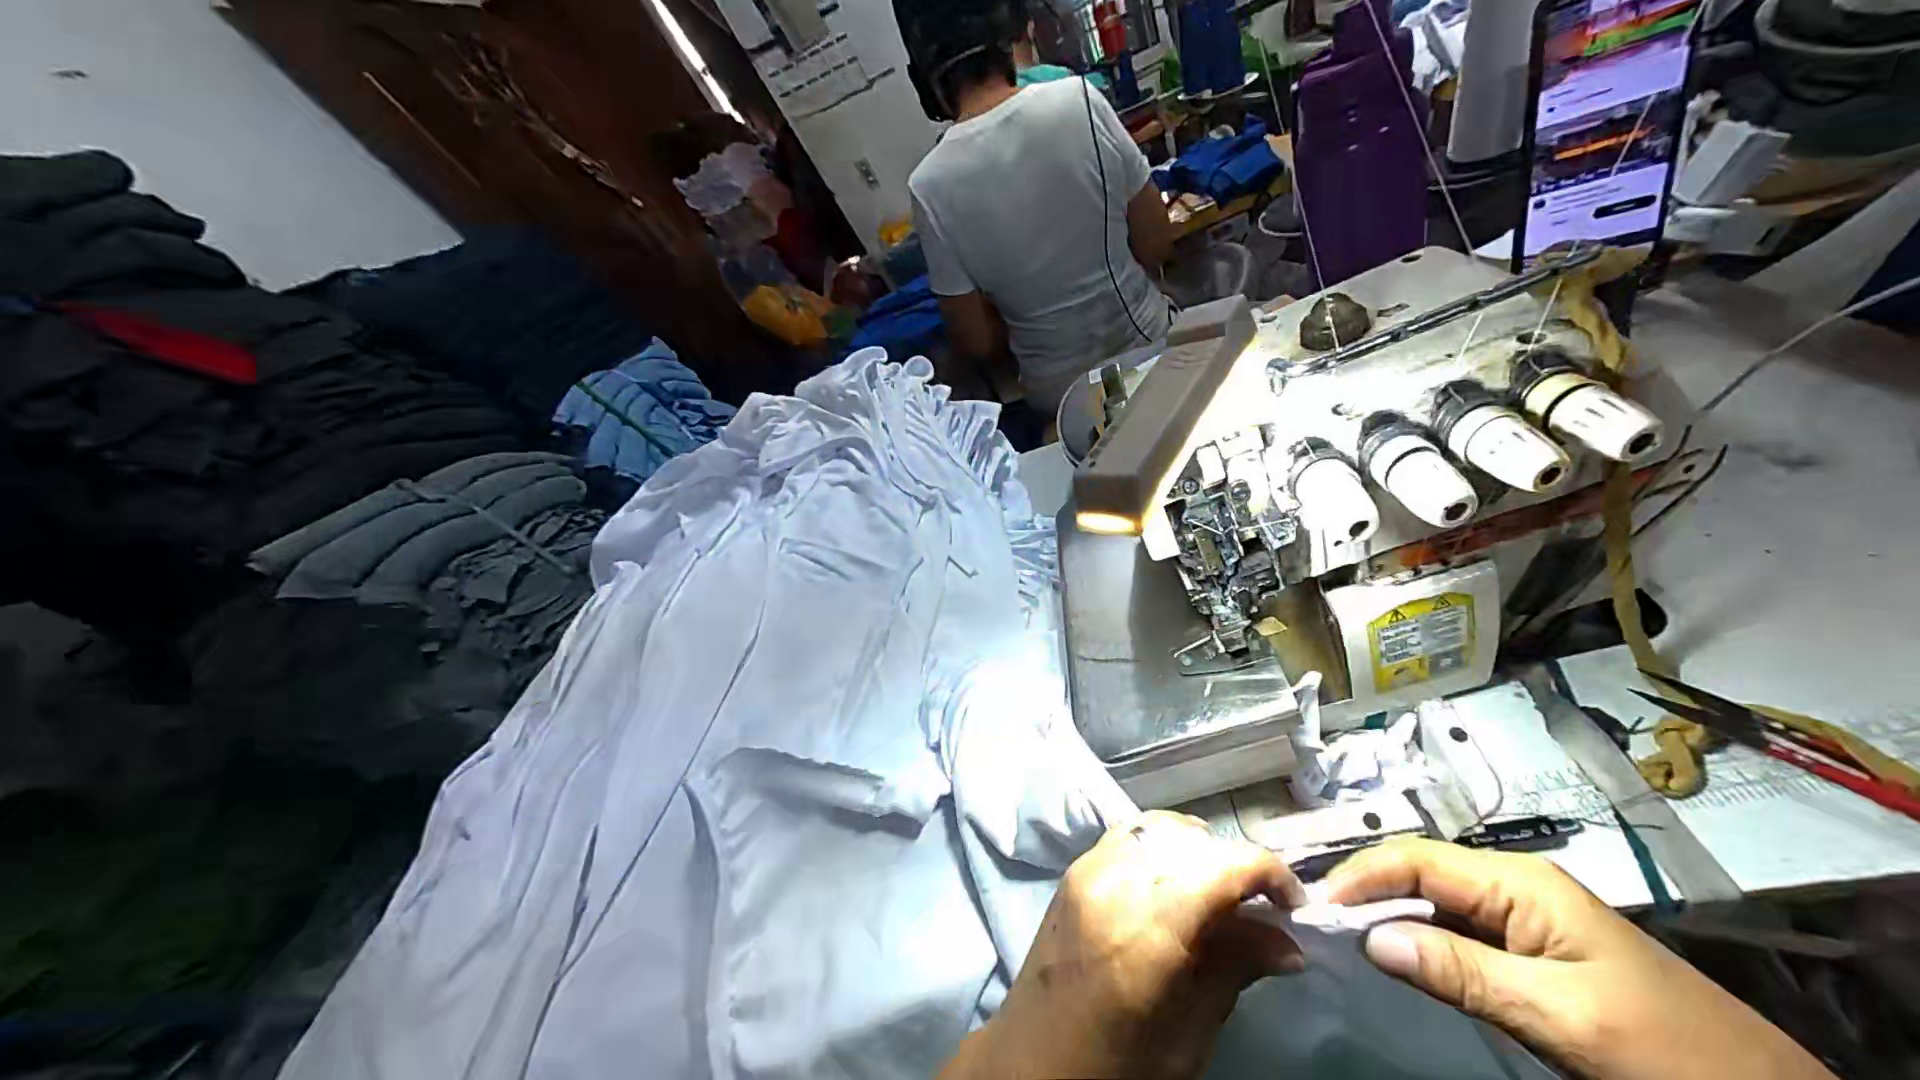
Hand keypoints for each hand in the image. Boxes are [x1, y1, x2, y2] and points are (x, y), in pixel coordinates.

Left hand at [939, 811, 1307, 1079]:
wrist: (1031, 1059)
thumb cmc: (1115, 1064)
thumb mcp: (1188, 1034)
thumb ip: (1235, 969)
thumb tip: (1288, 942)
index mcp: (1146, 927)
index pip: (1224, 864)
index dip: (1271, 874)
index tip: (1296, 907)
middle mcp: (1115, 880)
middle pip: (1196, 841)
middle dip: (1238, 866)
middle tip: (1263, 911)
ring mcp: (1089, 866)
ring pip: (1163, 827)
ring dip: (1202, 851)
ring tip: (1223, 895)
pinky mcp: (1075, 867)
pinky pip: (1131, 834)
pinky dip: (1164, 844)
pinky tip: (1178, 879)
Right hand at [1326, 838, 1834, 1079]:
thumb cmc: (1666, 1047)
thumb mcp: (1561, 1014)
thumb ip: (1462, 970)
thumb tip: (1369, 938)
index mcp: (1520, 882)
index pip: (1416, 859)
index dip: (1361, 876)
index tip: (1317, 907)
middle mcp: (1514, 886)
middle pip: (1419, 873)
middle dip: (1367, 891)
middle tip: (1320, 922)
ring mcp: (1523, 917)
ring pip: (1433, 901)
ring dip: (1389, 915)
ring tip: (1345, 936)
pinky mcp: (1529, 949)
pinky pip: (1456, 931)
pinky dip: (1419, 940)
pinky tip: (1399, 955)